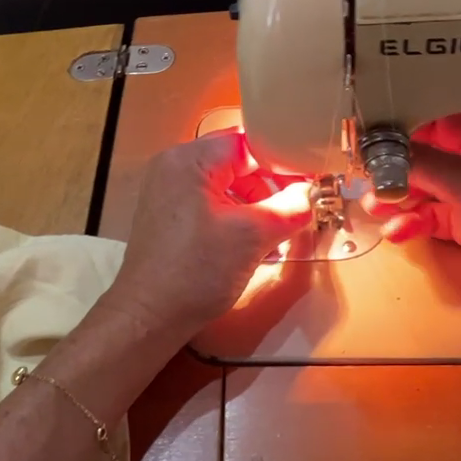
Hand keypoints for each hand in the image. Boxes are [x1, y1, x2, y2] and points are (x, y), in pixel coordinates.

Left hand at [109, 132, 310, 340]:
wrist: (149, 317)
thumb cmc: (198, 270)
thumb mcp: (252, 236)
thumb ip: (288, 209)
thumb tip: (311, 193)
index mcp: (189, 159)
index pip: (246, 143)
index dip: (280, 159)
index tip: (307, 178)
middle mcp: (173, 165)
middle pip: (234, 162)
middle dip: (267, 187)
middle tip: (293, 210)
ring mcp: (166, 190)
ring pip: (224, 184)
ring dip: (252, 206)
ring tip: (274, 236)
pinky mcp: (166, 214)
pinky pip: (208, 201)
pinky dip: (232, 217)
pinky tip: (251, 244)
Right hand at [369, 113, 460, 346]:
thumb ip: (425, 163)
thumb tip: (380, 147)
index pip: (444, 122)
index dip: (408, 131)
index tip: (370, 141)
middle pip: (434, 156)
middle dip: (400, 169)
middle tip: (365, 178)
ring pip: (430, 189)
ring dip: (402, 197)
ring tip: (374, 207)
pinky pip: (434, 219)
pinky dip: (414, 223)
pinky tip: (396, 233)